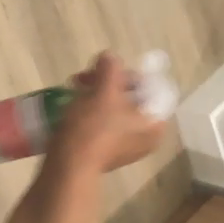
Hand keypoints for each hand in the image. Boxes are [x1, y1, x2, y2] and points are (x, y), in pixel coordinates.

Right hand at [49, 53, 165, 172]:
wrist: (68, 166)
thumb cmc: (91, 129)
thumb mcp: (103, 93)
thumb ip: (111, 69)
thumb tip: (110, 55)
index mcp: (155, 123)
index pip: (151, 88)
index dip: (128, 73)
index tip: (105, 69)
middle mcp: (146, 137)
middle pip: (131, 98)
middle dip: (107, 83)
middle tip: (84, 79)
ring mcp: (126, 146)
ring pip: (115, 110)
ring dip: (96, 95)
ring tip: (74, 92)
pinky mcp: (106, 152)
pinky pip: (104, 124)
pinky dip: (92, 112)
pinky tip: (74, 109)